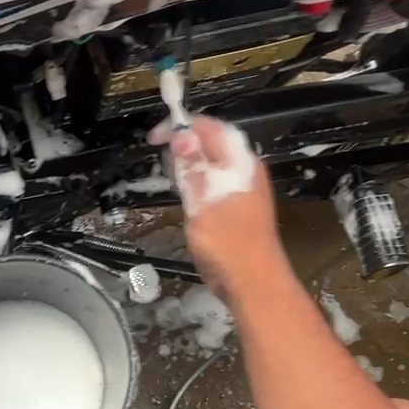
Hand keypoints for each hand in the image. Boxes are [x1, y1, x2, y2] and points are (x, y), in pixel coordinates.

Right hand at [148, 116, 282, 290]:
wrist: (253, 282)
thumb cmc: (228, 245)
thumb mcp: (202, 203)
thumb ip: (191, 169)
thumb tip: (182, 135)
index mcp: (240, 163)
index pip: (210, 127)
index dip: (181, 126)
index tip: (154, 137)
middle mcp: (245, 170)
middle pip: (214, 142)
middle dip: (185, 142)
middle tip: (159, 154)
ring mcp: (244, 189)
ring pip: (215, 162)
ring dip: (191, 161)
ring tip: (169, 171)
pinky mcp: (239, 206)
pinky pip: (216, 181)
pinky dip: (197, 179)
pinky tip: (186, 192)